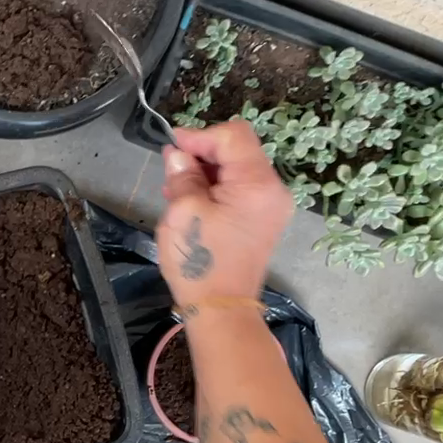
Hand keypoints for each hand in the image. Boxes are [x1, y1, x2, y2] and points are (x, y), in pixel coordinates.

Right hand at [155, 121, 293, 304]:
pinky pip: (239, 190)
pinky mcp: (261, 220)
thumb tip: (178, 155)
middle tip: (170, 171)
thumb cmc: (199, 260)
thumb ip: (182, 177)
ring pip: (237, 170)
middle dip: (202, 154)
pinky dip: (215, 188)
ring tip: (175, 189)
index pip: (233, 137)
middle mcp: (272, 189)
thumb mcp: (183, 213)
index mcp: (257, 183)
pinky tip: (191, 202)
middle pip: (238, 151)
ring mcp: (270, 206)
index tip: (169, 146)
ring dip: (206, 172)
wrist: (219, 307)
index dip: (199, 136)